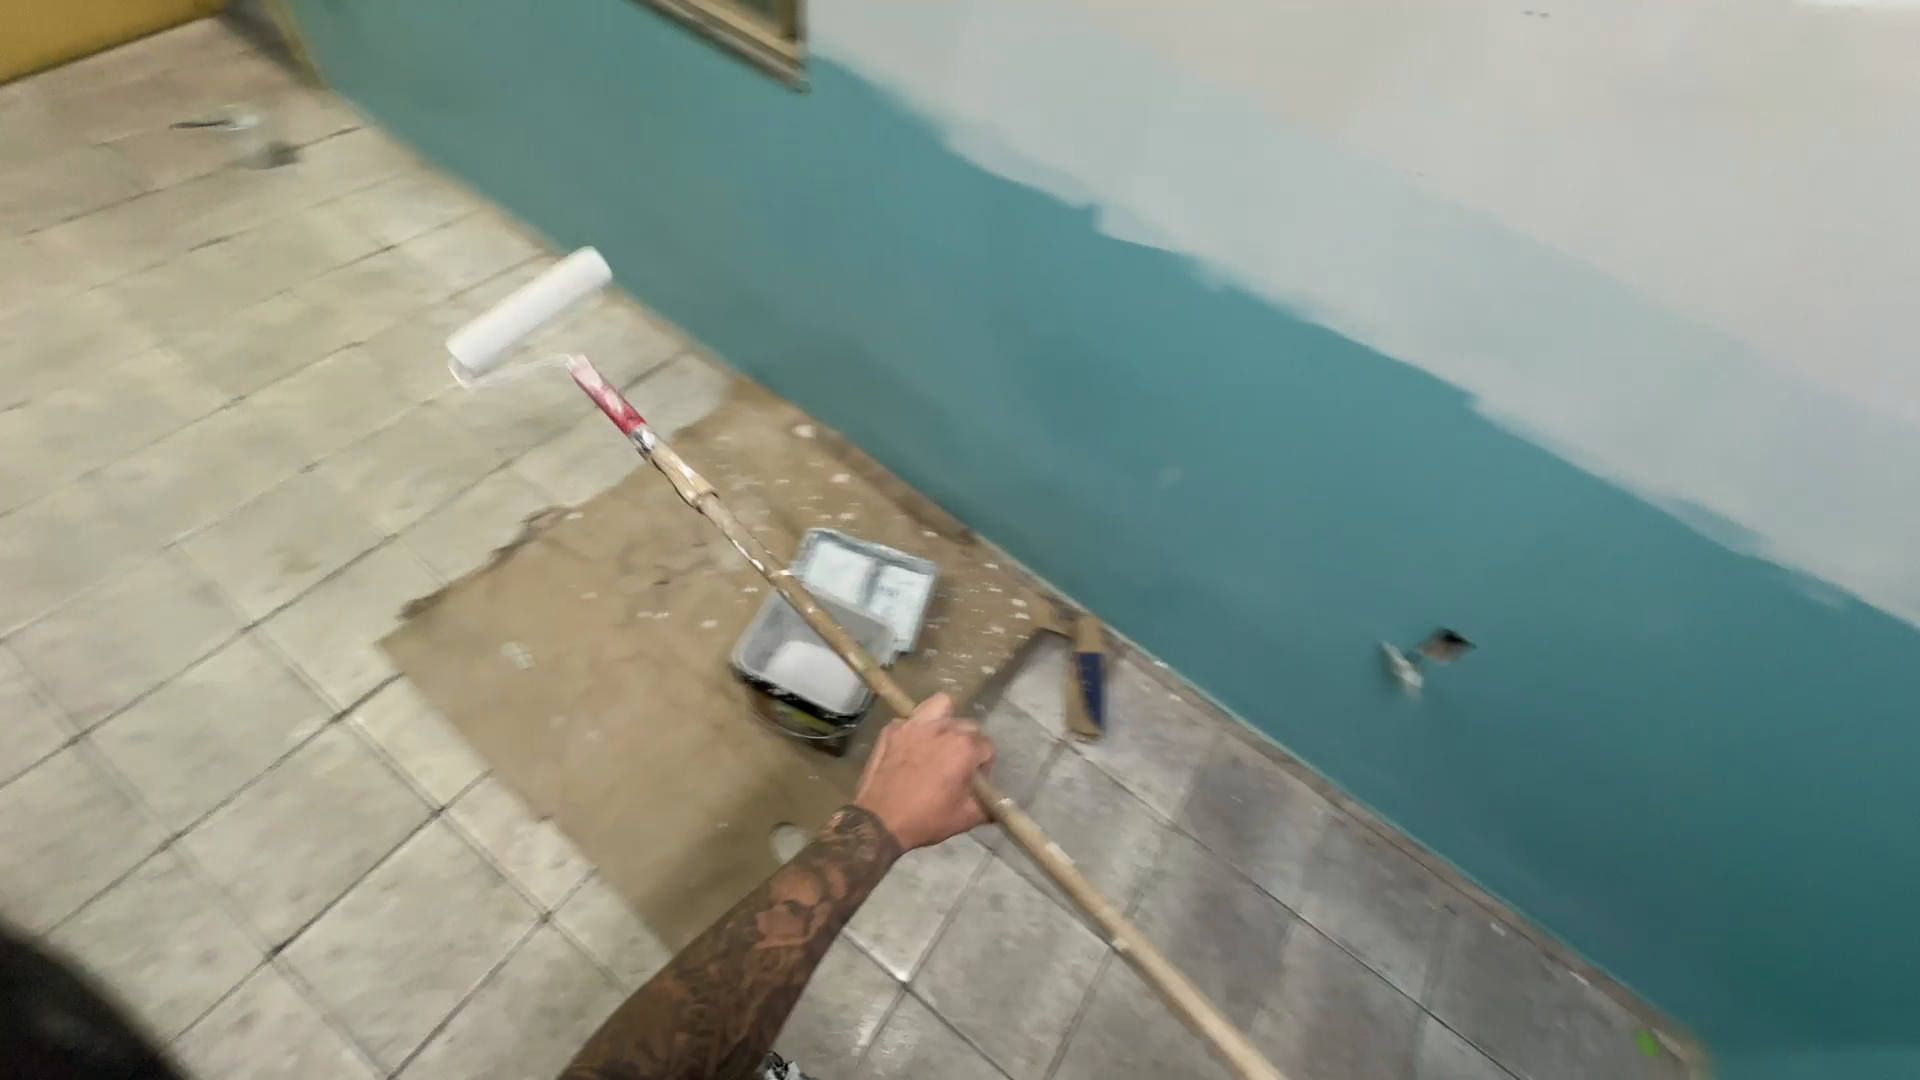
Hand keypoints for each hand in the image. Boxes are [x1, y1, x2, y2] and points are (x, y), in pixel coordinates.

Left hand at [854, 693, 995, 851]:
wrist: (880, 820)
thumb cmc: (926, 818)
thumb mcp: (966, 818)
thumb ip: (987, 805)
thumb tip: (995, 802)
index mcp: (965, 747)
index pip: (987, 746)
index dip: (984, 765)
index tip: (973, 780)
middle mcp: (943, 727)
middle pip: (967, 726)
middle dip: (967, 744)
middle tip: (956, 765)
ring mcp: (915, 724)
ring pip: (940, 705)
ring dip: (945, 718)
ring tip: (940, 738)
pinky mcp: (893, 728)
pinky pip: (911, 719)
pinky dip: (915, 729)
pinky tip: (911, 746)